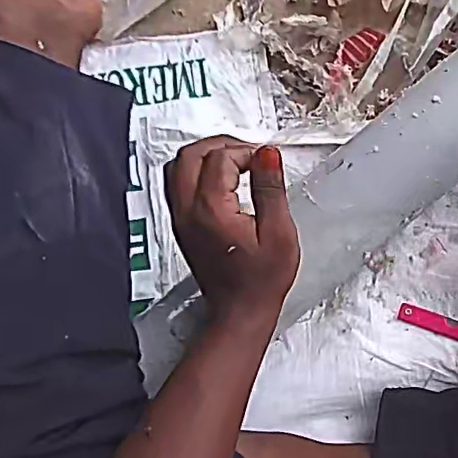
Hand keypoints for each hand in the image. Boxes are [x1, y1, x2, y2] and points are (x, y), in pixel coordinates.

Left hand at [166, 136, 300, 327]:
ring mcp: (180, 219)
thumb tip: (267, 154)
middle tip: (250, 154)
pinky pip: (178, 185)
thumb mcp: (279, 233)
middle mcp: (188, 211)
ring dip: (206, 156)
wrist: (241, 312)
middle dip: (222, 145)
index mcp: (211, 210)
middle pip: (191, 154)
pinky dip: (197, 172)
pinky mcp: (182, 226)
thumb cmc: (261, 281)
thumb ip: (271, 189)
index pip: (221, 158)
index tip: (267, 163)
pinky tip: (221, 181)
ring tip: (236, 163)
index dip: (247, 152)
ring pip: (179, 166)